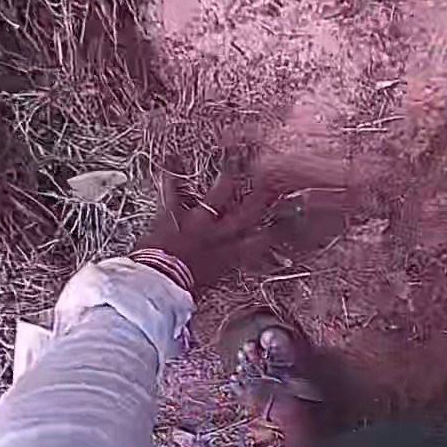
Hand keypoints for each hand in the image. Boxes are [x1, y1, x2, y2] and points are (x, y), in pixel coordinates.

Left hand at [134, 170, 283, 292]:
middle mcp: (219, 235)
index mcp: (231, 257)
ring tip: (237, 155)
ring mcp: (198, 221)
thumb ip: (217, 278)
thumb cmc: (181, 292)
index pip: (261, 242)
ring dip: (229, 173)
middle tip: (271, 180)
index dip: (277, 231)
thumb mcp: (207, 287)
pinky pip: (174, 190)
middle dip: (262, 196)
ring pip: (220, 193)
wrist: (158, 283)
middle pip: (248, 211)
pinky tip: (171, 157)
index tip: (288, 221)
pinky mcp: (174, 213)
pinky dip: (171, 174)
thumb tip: (224, 286)